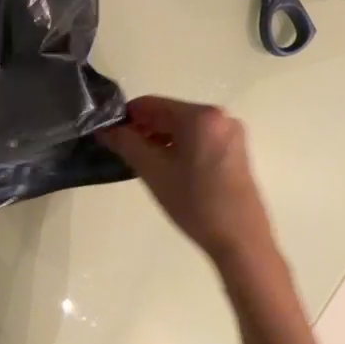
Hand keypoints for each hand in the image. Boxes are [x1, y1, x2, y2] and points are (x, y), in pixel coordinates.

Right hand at [98, 96, 275, 263]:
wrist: (240, 239)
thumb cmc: (194, 202)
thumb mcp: (152, 170)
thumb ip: (125, 142)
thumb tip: (104, 129)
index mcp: (201, 116)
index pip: (150, 104)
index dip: (124, 118)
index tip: (108, 137)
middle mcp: (220, 117)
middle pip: (168, 114)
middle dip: (142, 130)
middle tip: (122, 152)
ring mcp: (231, 134)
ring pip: (182, 128)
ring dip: (158, 140)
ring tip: (143, 164)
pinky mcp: (235, 151)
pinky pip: (197, 139)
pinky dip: (177, 148)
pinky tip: (167, 170)